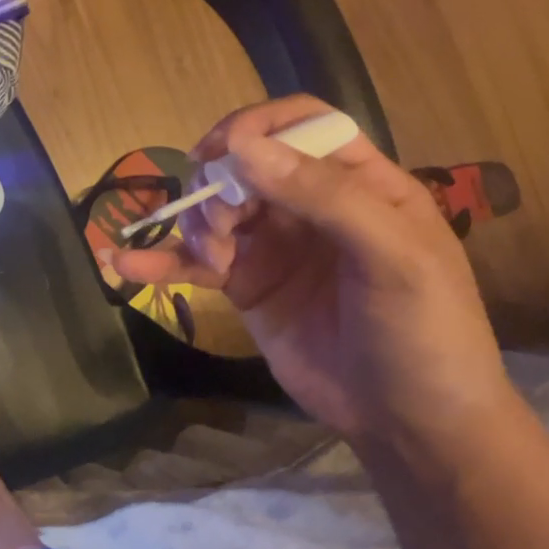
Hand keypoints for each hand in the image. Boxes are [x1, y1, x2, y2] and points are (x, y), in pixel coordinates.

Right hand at [105, 96, 513, 444]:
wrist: (411, 424)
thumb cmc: (425, 334)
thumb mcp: (393, 259)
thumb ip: (324, 197)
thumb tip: (240, 147)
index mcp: (363, 186)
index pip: (303, 125)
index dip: (256, 127)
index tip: (217, 153)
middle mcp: (312, 207)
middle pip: (244, 165)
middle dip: (218, 187)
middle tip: (221, 228)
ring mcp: (274, 246)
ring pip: (212, 208)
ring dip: (195, 226)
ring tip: (212, 263)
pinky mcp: (244, 285)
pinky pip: (191, 261)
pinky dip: (156, 261)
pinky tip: (123, 264)